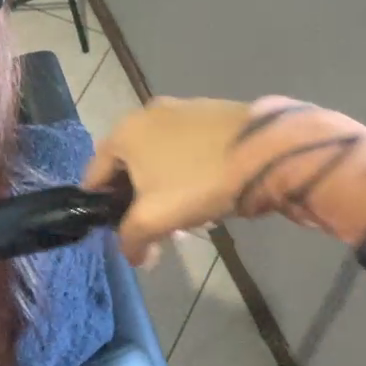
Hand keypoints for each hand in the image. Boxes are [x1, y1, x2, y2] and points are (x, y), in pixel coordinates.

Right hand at [81, 96, 255, 263]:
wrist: (271, 153)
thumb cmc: (199, 183)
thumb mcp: (153, 219)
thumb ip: (130, 240)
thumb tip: (134, 257)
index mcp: (122, 133)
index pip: (94, 178)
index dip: (102, 209)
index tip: (121, 230)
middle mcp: (146, 113)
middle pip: (127, 168)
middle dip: (137, 200)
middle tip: (155, 226)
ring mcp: (182, 109)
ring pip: (158, 158)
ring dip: (163, 187)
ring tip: (185, 213)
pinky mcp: (213, 112)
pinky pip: (186, 148)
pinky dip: (187, 171)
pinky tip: (207, 190)